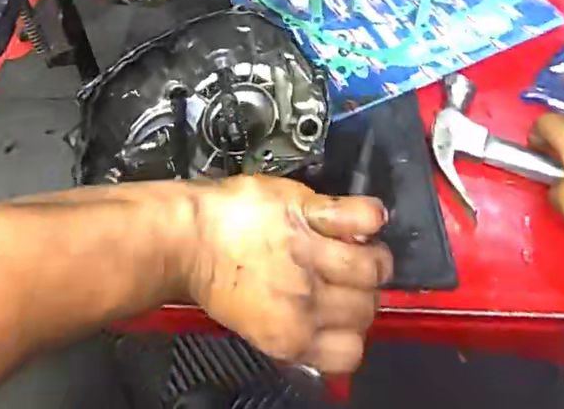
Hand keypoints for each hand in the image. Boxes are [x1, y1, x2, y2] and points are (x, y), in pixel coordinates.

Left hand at [175, 176, 391, 373]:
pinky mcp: (308, 210)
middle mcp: (306, 298)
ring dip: (375, 257)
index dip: (355, 332)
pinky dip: (371, 216)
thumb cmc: (214, 275)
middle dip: (367, 295)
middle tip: (356, 279)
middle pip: (367, 307)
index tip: (351, 315)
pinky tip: (366, 218)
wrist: (188, 235)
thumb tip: (324, 344)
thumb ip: (294, 334)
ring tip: (364, 248)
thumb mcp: (254, 326)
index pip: (352, 351)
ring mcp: (310, 252)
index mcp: (291, 335)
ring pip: (372, 265)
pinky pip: (360, 215)